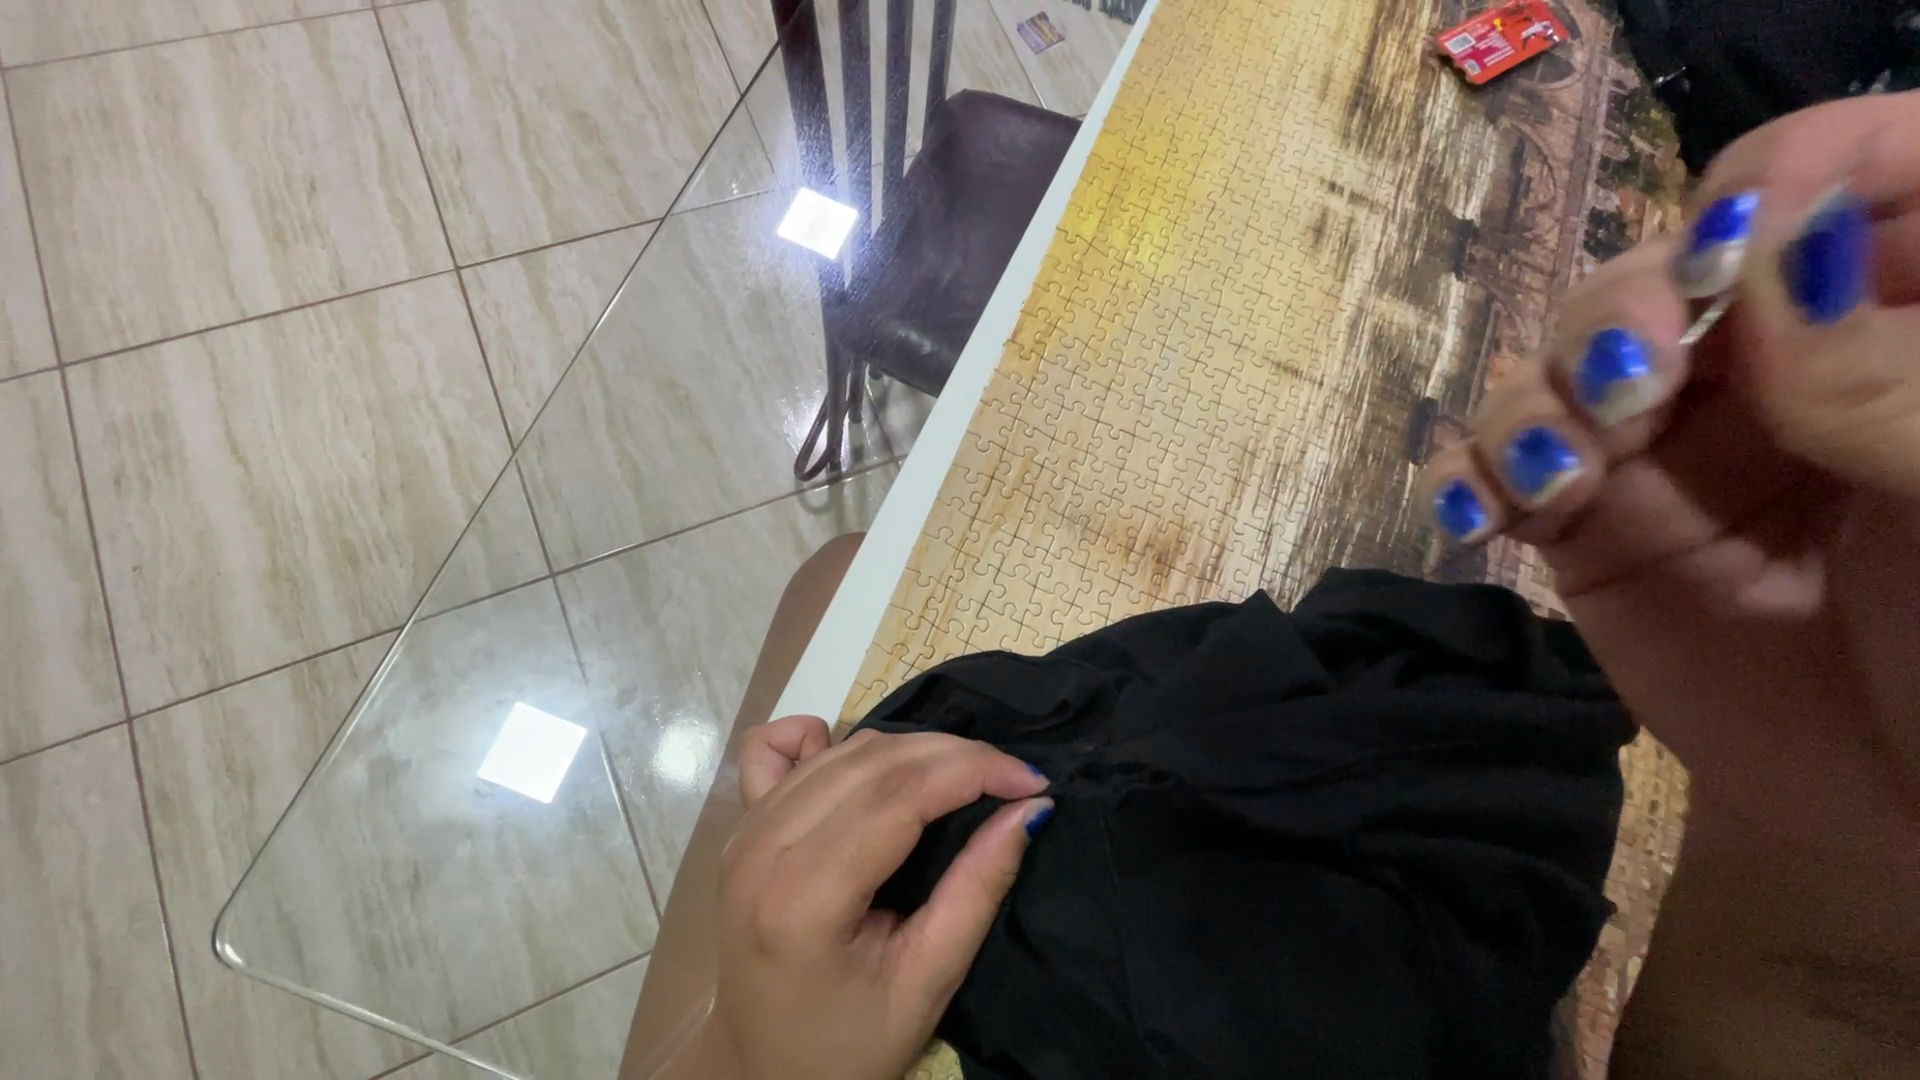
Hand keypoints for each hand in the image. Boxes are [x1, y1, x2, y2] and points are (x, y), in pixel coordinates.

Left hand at [700, 715, 1052, 1079]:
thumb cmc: (847, 1045)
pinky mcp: (741, 824)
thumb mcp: (927, 983)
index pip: (899, 796)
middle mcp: (764, 846)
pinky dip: (822, 737)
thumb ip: (976, 889)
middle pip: (874, 761)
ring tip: (964, 774)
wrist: (760, 1070)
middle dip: (955, 754)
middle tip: (1010, 776)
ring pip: (842, 751)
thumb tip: (1028, 809)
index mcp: (803, 897)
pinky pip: (772, 748)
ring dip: (911, 748)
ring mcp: (745, 829)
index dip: (973, 771)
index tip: (1031, 779)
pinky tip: (862, 758)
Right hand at [1420, 90, 1919, 846]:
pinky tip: (1473, 510)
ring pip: (1547, 366)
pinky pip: (1487, 471)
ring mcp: (1654, 447)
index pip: (1841, 179)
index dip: (1785, 180)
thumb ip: (1896, 379)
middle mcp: (1764, 364)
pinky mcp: (1575, 523)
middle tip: (1624, 394)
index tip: (1739, 245)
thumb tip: (1765, 258)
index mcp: (1901, 315)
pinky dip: (1459, 475)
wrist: (1915, 803)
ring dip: (1528, 407)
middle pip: (1652, 274)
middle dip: (1616, 322)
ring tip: (1559, 478)